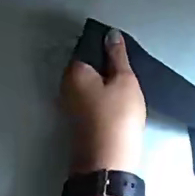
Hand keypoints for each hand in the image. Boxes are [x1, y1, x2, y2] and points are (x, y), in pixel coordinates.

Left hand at [61, 29, 145, 174]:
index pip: (87, 47)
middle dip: (105, 65)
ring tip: (127, 87)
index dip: (107, 47)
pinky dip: (103, 97)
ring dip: (105, 82)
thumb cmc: (118, 116)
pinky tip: (118, 103)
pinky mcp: (77, 120)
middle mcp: (65, 84)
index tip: (125, 54)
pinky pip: (90, 99)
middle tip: (129, 71)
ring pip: (89, 84)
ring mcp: (69, 104)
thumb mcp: (125, 80)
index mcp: (74, 70)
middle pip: (86, 66)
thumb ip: (117, 56)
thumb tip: (111, 34)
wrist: (108, 161)